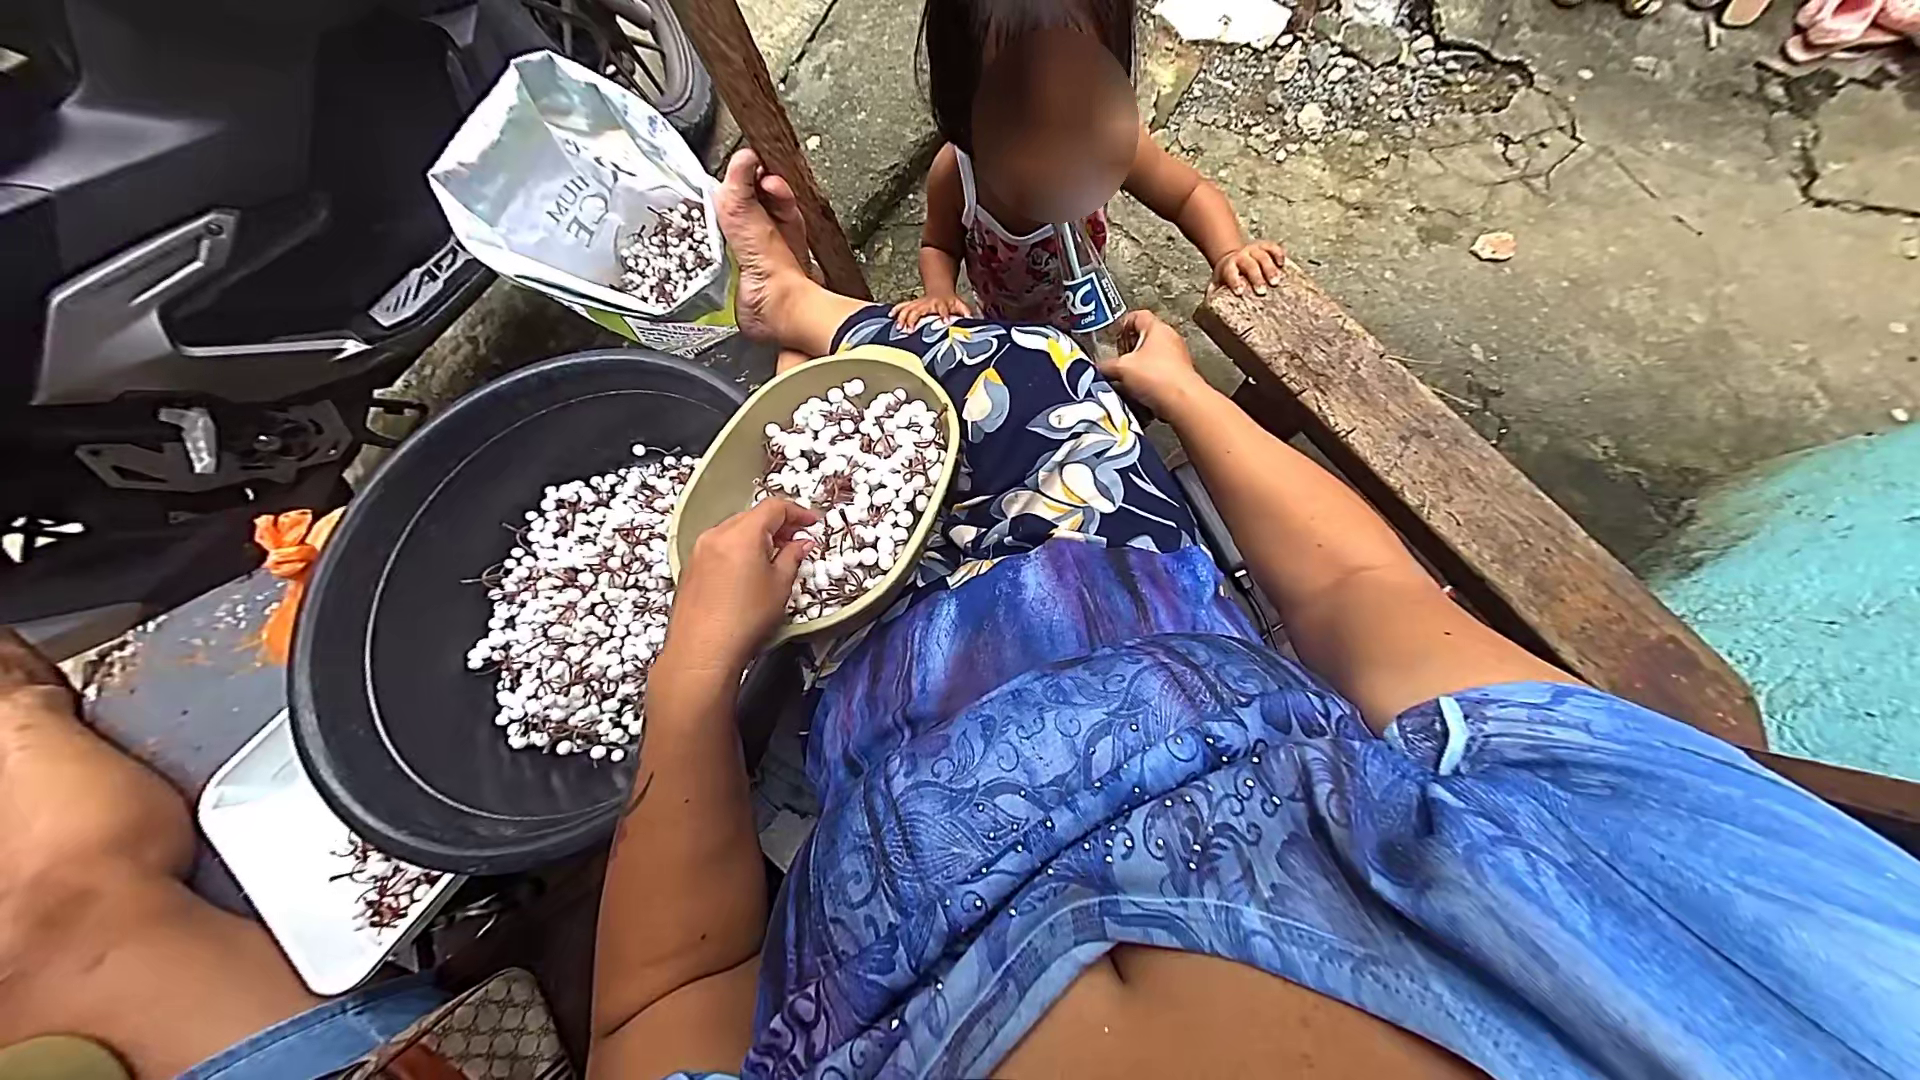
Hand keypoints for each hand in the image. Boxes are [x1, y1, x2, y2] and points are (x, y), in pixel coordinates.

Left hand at [663, 499, 817, 674]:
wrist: (702, 651)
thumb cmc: (743, 620)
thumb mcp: (780, 585)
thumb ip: (793, 556)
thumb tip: (801, 544)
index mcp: (742, 534)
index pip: (774, 508)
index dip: (797, 512)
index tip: (811, 522)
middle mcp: (716, 535)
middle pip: (753, 516)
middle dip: (779, 524)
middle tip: (798, 539)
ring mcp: (700, 550)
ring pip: (736, 530)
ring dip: (759, 536)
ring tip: (777, 556)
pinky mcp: (692, 567)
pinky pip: (721, 545)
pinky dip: (740, 548)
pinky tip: (752, 569)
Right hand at [891, 293, 973, 329]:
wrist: (939, 289)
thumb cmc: (950, 301)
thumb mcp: (960, 305)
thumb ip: (965, 313)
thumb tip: (971, 322)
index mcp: (940, 304)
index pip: (942, 309)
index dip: (943, 315)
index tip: (944, 322)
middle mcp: (927, 303)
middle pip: (918, 310)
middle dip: (913, 319)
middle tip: (910, 330)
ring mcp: (918, 303)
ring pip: (908, 308)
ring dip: (903, 317)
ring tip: (899, 328)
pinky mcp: (912, 304)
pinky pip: (902, 306)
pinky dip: (896, 311)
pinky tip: (890, 317)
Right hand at [1096, 310, 1208, 416]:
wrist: (1181, 402)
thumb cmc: (1155, 377)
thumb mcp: (1121, 369)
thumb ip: (1106, 366)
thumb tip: (1097, 369)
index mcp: (1157, 328)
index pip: (1136, 316)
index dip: (1122, 326)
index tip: (1114, 340)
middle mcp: (1170, 339)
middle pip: (1142, 338)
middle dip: (1127, 351)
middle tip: (1118, 363)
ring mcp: (1177, 357)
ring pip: (1150, 357)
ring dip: (1136, 368)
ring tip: (1126, 381)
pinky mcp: (1179, 375)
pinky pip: (1158, 373)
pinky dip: (1147, 380)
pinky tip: (1139, 392)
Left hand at [1211, 240, 1286, 296]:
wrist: (1232, 256)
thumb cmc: (1226, 276)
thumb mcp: (1216, 284)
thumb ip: (1213, 295)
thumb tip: (1210, 312)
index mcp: (1228, 266)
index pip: (1231, 273)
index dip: (1235, 282)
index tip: (1240, 292)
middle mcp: (1241, 256)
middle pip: (1250, 265)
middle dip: (1256, 278)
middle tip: (1261, 292)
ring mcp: (1253, 249)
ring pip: (1263, 256)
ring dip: (1270, 269)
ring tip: (1276, 282)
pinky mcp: (1264, 245)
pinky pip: (1273, 247)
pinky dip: (1278, 254)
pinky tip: (1282, 265)